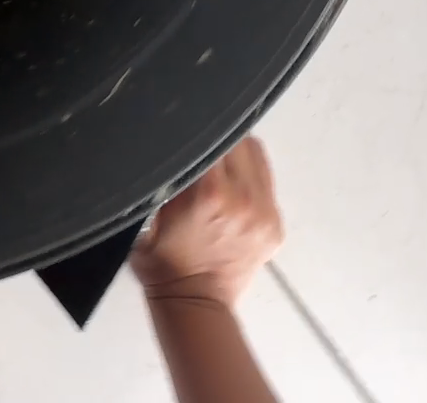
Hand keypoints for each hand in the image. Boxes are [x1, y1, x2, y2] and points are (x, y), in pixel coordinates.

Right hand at [131, 138, 282, 308]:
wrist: (193, 304)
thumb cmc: (161, 256)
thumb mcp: (150, 208)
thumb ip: (167, 173)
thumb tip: (170, 139)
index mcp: (210, 192)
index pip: (212, 137)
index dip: (195, 126)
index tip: (183, 122)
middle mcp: (245, 198)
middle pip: (237, 139)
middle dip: (216, 135)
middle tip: (197, 139)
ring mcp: (265, 213)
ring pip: (255, 154)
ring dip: (235, 149)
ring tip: (216, 156)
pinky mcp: (276, 225)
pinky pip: (266, 179)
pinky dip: (248, 170)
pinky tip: (231, 179)